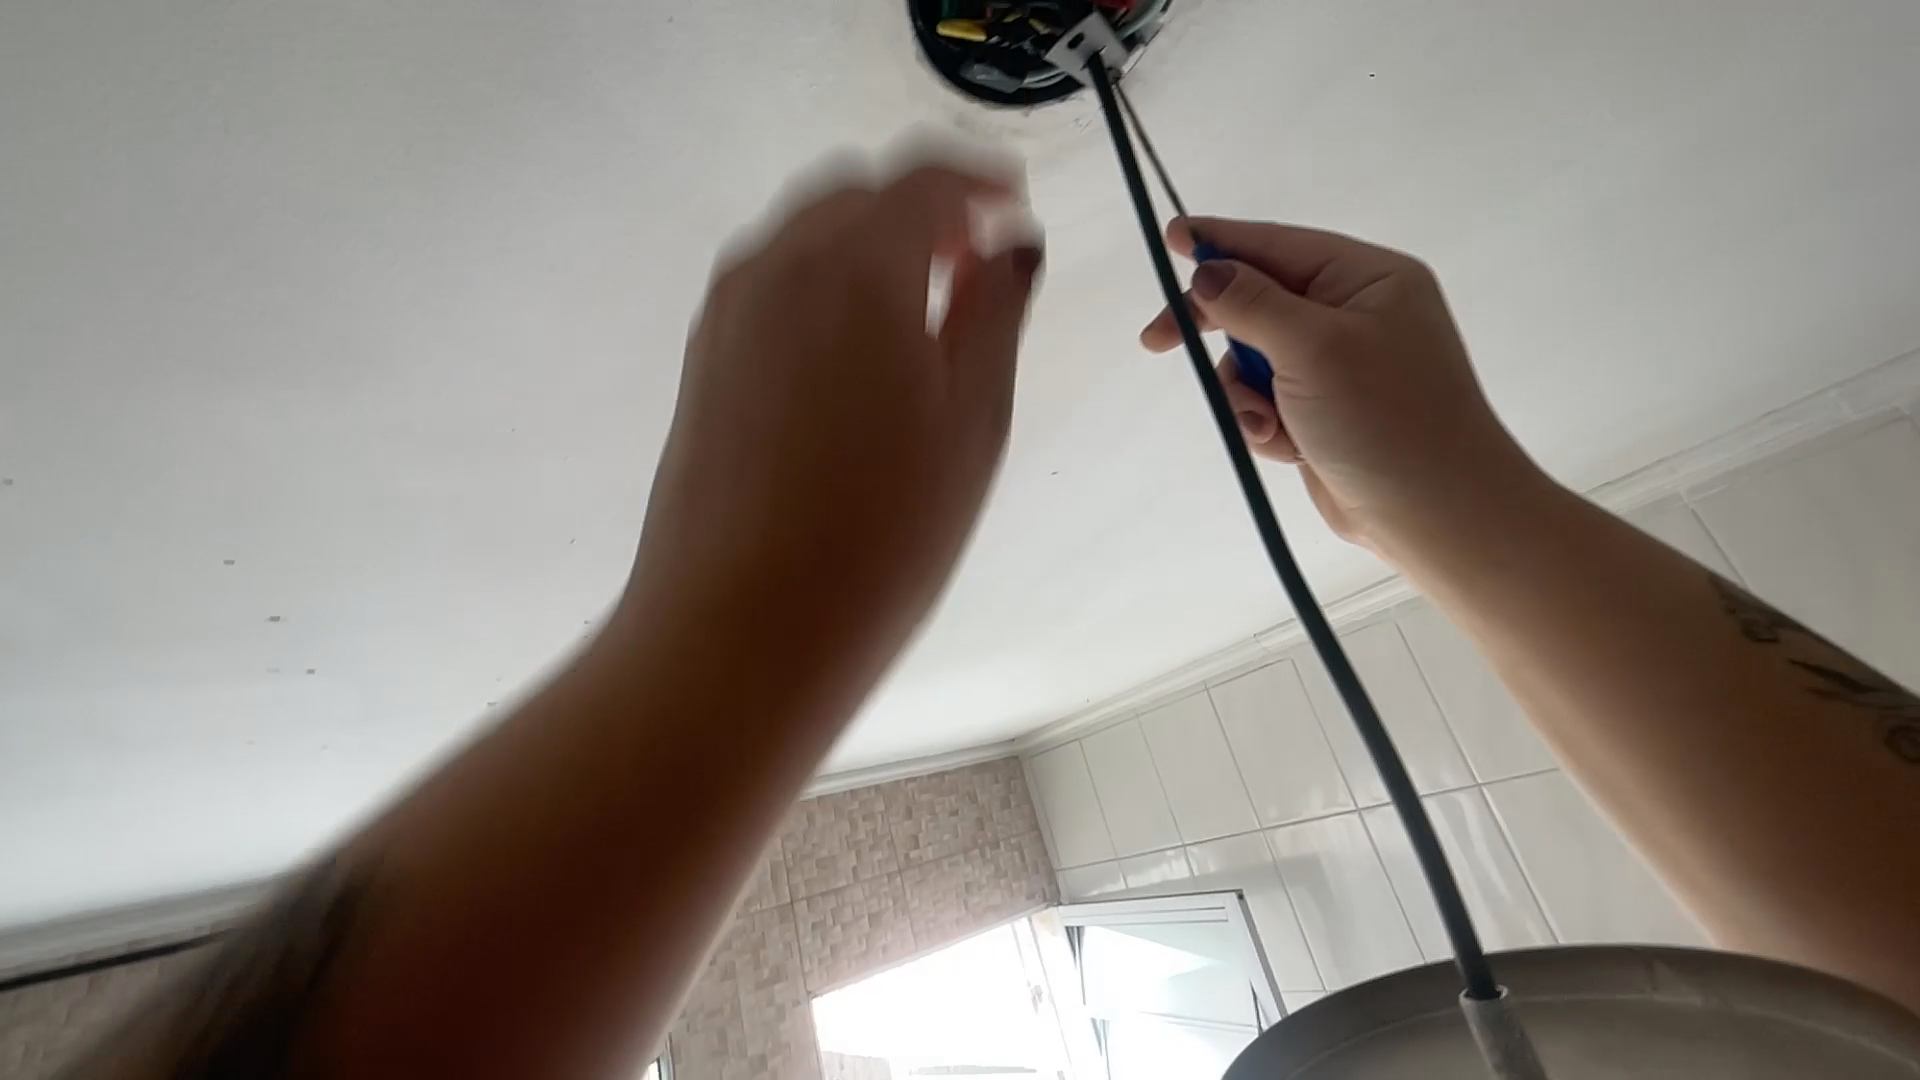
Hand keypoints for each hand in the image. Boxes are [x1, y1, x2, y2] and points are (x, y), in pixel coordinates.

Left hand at [626, 163, 1042, 662]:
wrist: (744, 625)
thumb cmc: (884, 531)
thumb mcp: (973, 422)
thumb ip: (995, 314)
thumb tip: (1009, 248)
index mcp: (856, 267)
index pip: (923, 182)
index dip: (977, 183)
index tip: (1012, 205)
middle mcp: (777, 266)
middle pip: (857, 198)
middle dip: (921, 211)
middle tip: (970, 263)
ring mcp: (728, 314)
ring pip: (807, 239)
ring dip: (869, 246)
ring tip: (917, 308)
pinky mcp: (704, 362)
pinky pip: (773, 287)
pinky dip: (823, 285)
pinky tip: (853, 350)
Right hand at [1139, 217, 1547, 552]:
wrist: (1431, 511)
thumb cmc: (1384, 417)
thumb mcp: (1313, 348)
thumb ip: (1252, 305)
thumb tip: (1206, 271)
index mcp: (1364, 279)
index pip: (1276, 246)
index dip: (1219, 242)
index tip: (1170, 238)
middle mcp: (1350, 315)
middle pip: (1257, 304)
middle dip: (1217, 331)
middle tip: (1157, 342)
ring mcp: (1335, 366)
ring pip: (1252, 361)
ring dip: (1245, 395)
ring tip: (1267, 426)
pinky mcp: (1320, 410)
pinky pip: (1264, 401)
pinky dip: (1263, 422)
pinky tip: (1284, 445)